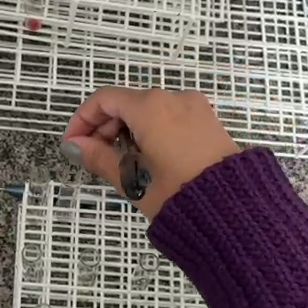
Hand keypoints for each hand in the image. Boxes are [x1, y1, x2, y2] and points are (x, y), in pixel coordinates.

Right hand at [62, 88, 240, 217]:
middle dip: (104, 127)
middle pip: (127, 103)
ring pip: (149, 111)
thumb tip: (74, 146)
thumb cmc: (179, 193)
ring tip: (121, 164)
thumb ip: (98, 157)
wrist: (233, 210)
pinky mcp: (208, 122)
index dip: (82, 120)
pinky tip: (147, 160)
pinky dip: (151, 132)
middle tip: (92, 157)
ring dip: (127, 131)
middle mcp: (174, 98)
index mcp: (150, 107)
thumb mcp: (132, 178)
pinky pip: (170, 118)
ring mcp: (195, 108)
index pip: (104, 100)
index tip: (73, 143)